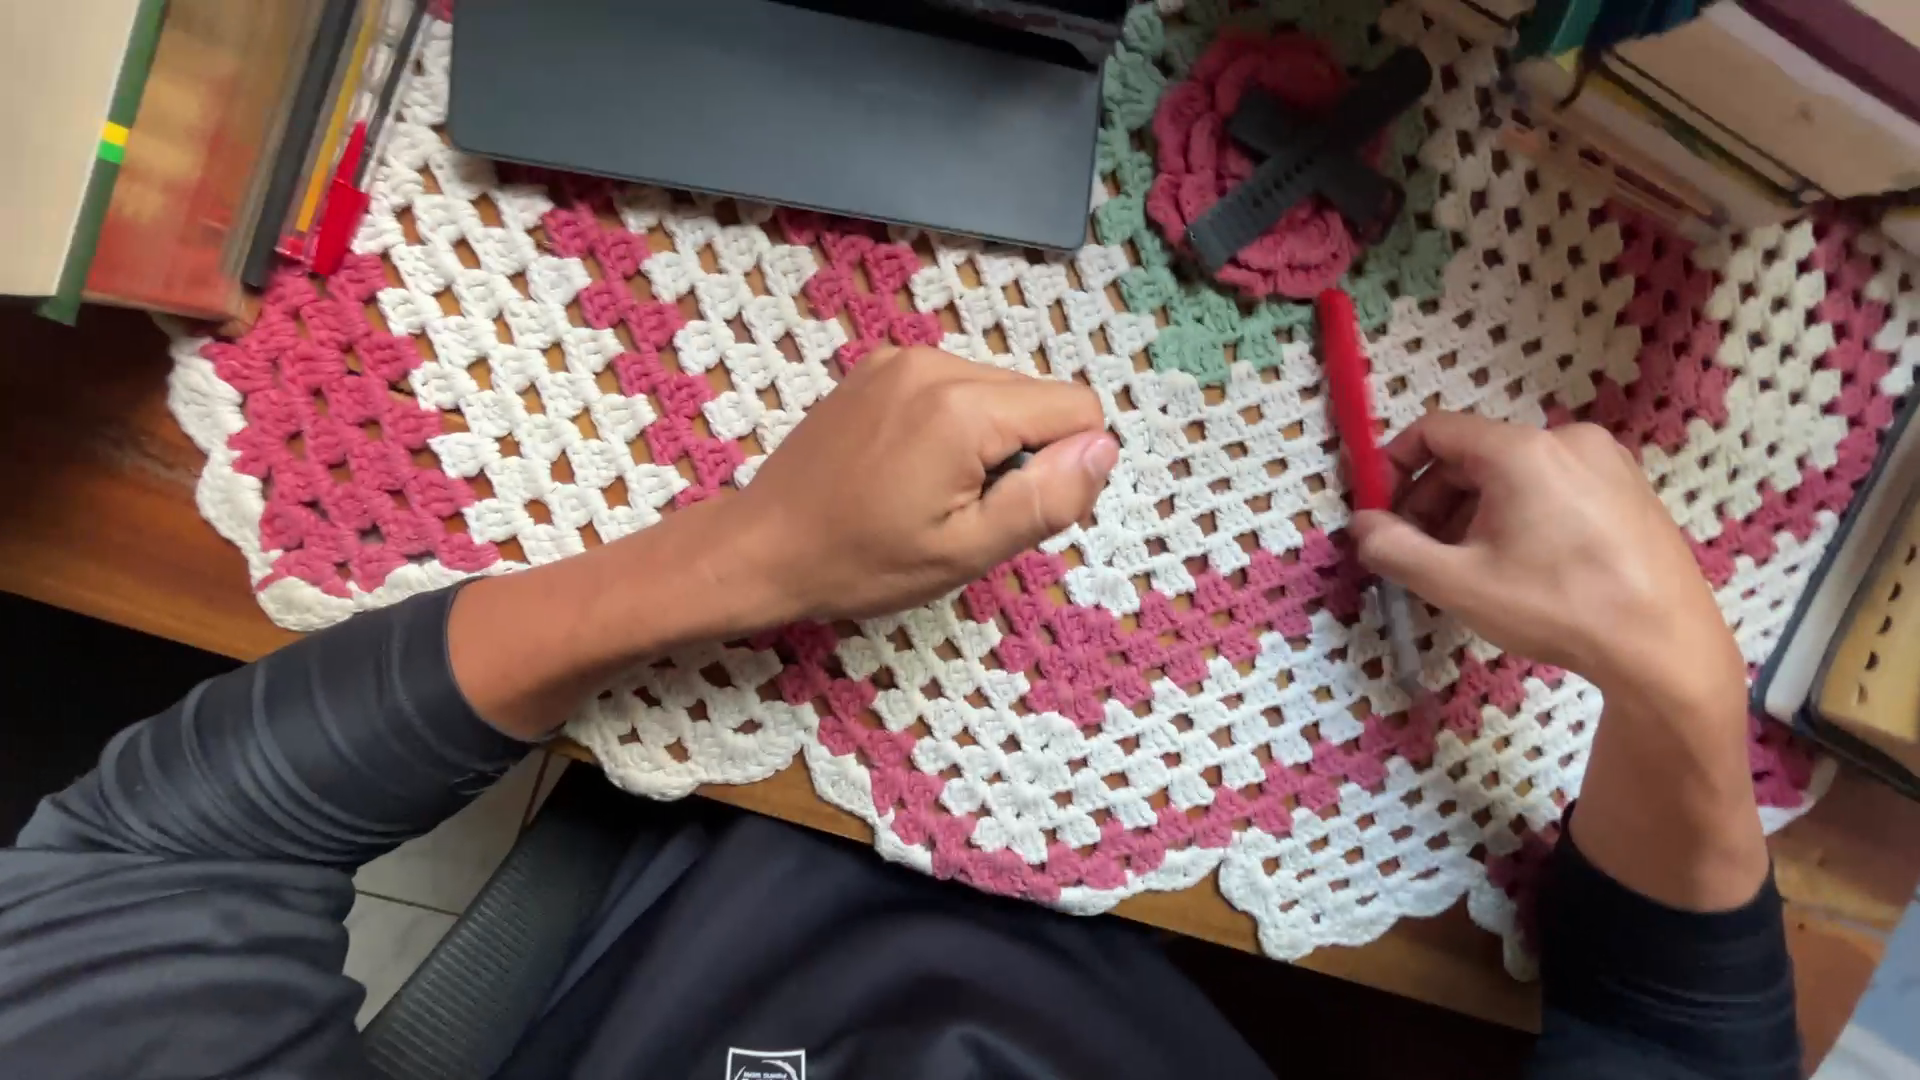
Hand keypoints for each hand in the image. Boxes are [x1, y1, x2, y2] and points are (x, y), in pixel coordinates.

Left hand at [725, 346, 1117, 622]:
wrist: (761, 547)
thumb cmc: (863, 562)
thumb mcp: (966, 550)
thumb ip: (1046, 498)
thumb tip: (1104, 448)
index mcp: (964, 406)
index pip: (1078, 409)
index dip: (1064, 467)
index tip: (1012, 509)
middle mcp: (935, 361)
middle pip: (1036, 397)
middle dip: (1025, 452)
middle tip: (968, 508)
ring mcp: (900, 358)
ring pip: (997, 391)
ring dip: (989, 439)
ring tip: (933, 489)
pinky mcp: (876, 367)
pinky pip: (952, 386)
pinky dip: (953, 424)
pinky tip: (909, 465)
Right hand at [1347, 413, 1741, 711]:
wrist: (1667, 650)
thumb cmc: (1553, 607)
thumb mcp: (1453, 582)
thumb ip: (1391, 547)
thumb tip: (1360, 524)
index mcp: (1522, 451)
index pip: (1434, 430)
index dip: (1392, 464)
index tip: (1377, 509)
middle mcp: (1566, 440)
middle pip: (1469, 454)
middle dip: (1428, 498)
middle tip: (1413, 548)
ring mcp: (1605, 462)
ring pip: (1506, 473)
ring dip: (1466, 510)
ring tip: (1458, 562)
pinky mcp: (1627, 489)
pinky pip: (1546, 485)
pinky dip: (1509, 512)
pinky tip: (1509, 561)